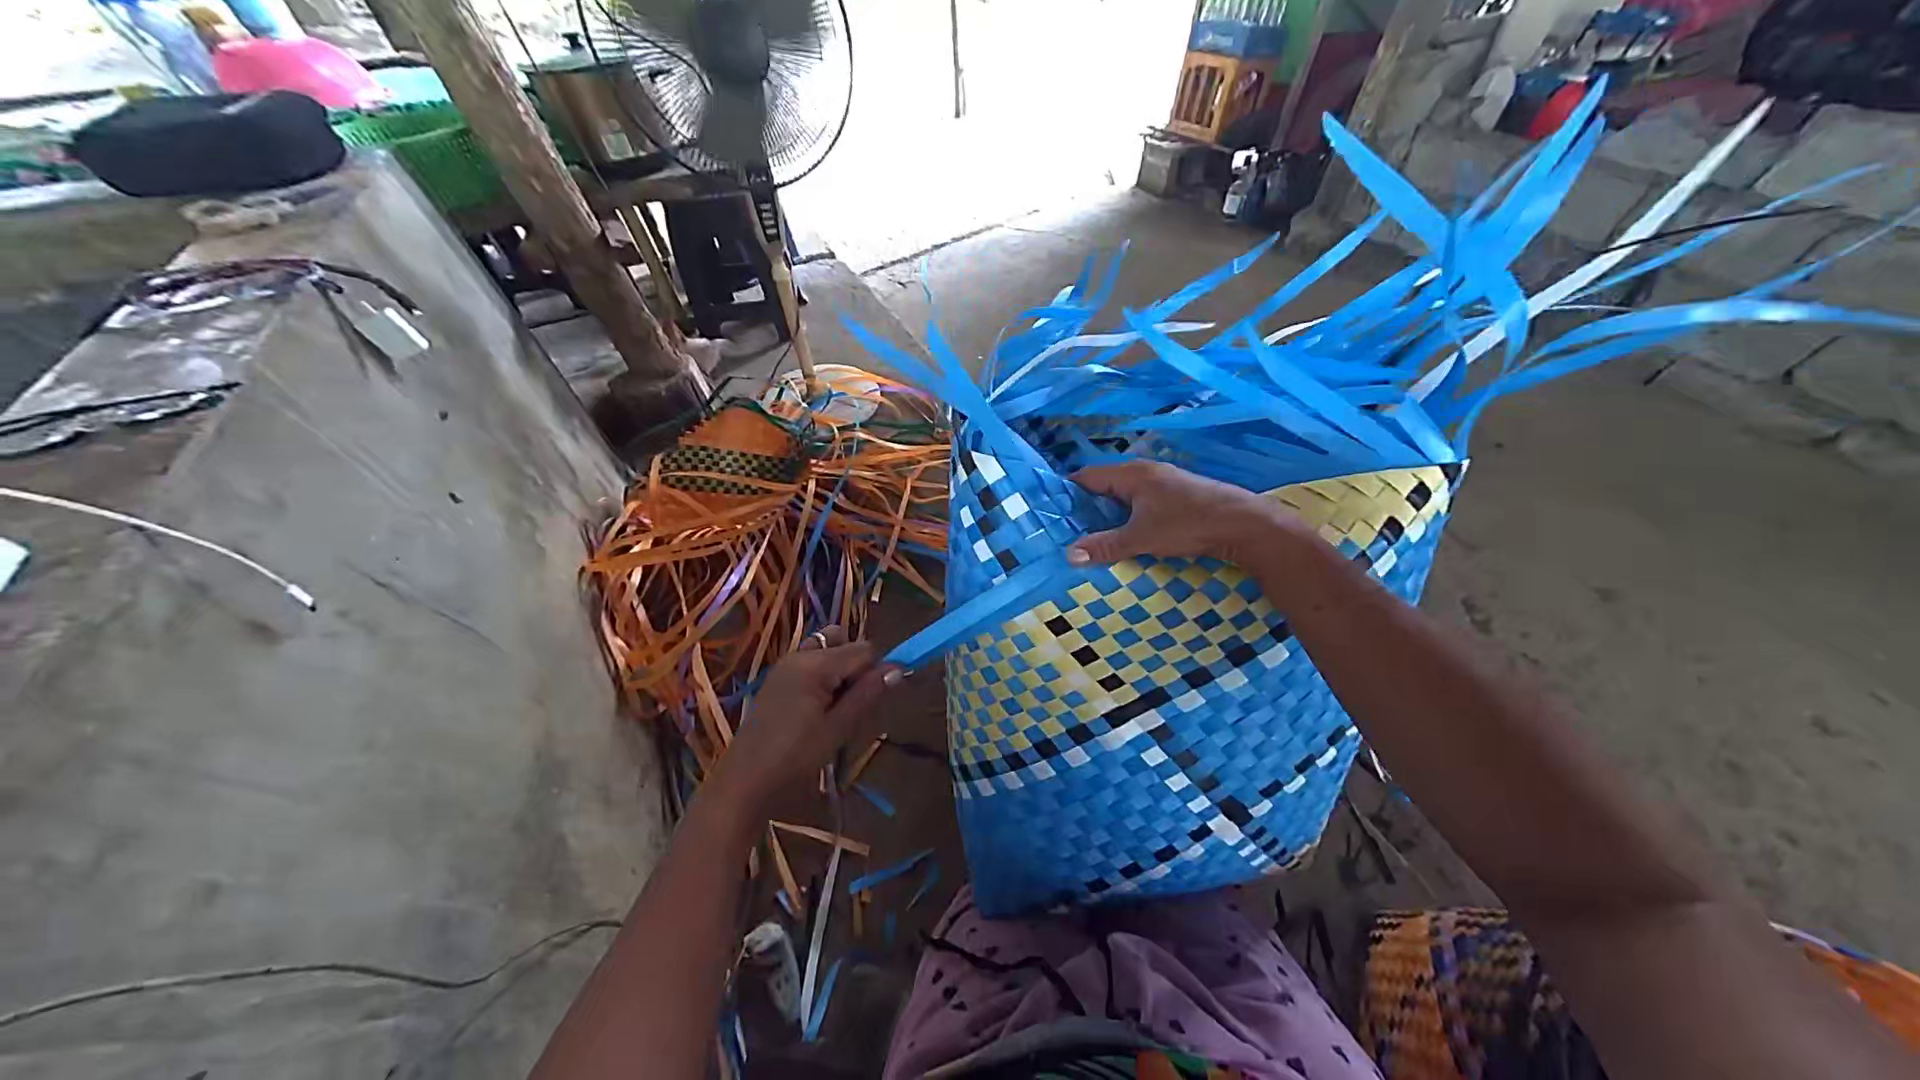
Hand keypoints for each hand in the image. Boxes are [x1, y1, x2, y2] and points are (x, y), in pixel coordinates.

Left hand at [709, 626, 900, 809]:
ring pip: (827, 651)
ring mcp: (785, 666)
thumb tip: (898, 669)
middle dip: (858, 666)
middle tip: (854, 704)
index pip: (864, 649)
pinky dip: (824, 677)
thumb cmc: (794, 757)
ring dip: (841, 670)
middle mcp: (799, 655)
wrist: (745, 781)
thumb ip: (867, 695)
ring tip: (838, 708)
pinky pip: (810, 663)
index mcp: (815, 663)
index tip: (878, 700)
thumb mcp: (837, 729)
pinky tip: (819, 711)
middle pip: (844, 643)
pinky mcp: (777, 680)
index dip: (877, 671)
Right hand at [1067, 461, 1305, 565]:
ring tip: (1092, 536)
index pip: (1088, 476)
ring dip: (1109, 514)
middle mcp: (1146, 472)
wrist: (1243, 524)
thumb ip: (1105, 545)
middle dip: (1086, 506)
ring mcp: (1164, 483)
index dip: (1068, 492)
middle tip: (1068, 529)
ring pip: (1125, 496)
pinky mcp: (1178, 496)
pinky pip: (1141, 503)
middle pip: (1105, 485)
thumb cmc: (1188, 524)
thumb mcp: (1141, 537)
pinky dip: (1128, 517)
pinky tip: (1127, 536)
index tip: (1052, 512)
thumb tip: (1069, 555)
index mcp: (1132, 474)